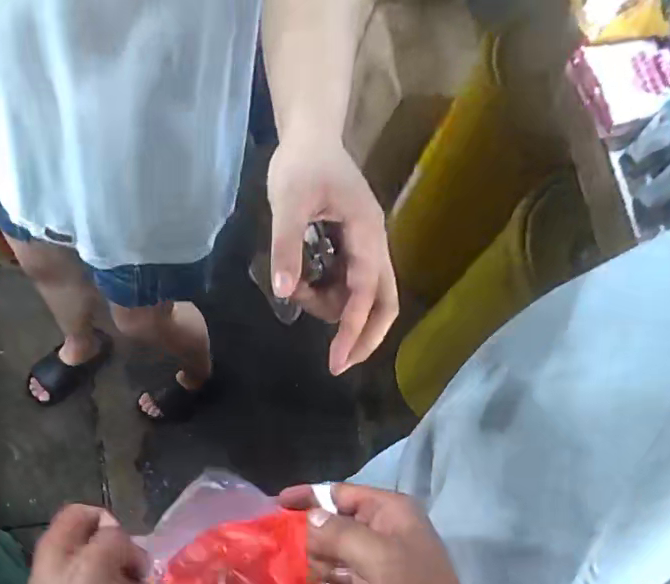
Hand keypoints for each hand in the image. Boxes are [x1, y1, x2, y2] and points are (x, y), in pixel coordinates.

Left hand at [8, 505, 149, 583]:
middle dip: (130, 561)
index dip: (109, 521)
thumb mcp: (98, 563)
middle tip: (135, 576)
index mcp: (60, 545)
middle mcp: (70, 564)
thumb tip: (119, 535)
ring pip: (124, 575)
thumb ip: (113, 538)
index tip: (125, 542)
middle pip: (112, 545)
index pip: (85, 513)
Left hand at [267, 138, 398, 374]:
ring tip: (297, 292)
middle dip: (363, 338)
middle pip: (384, 307)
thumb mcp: (288, 201)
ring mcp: (367, 252)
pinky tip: (303, 284)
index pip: (365, 296)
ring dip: (334, 312)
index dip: (352, 331)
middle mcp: (375, 249)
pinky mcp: (355, 253)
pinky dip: (329, 298)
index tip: (336, 362)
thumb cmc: (301, 162)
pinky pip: (349, 288)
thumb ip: (287, 246)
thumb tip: (285, 293)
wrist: (311, 133)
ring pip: (364, 301)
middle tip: (337, 363)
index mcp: (367, 236)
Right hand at [277, 483, 480, 583]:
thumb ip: (338, 533)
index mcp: (388, 511)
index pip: (341, 493)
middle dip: (310, 535)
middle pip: (328, 521)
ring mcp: (366, 558)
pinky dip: (319, 577)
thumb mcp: (375, 555)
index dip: (309, 496)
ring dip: (314, 560)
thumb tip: (309, 518)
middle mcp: (376, 529)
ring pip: (324, 548)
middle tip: (302, 553)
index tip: (277, 503)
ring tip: (321, 576)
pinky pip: (328, 571)